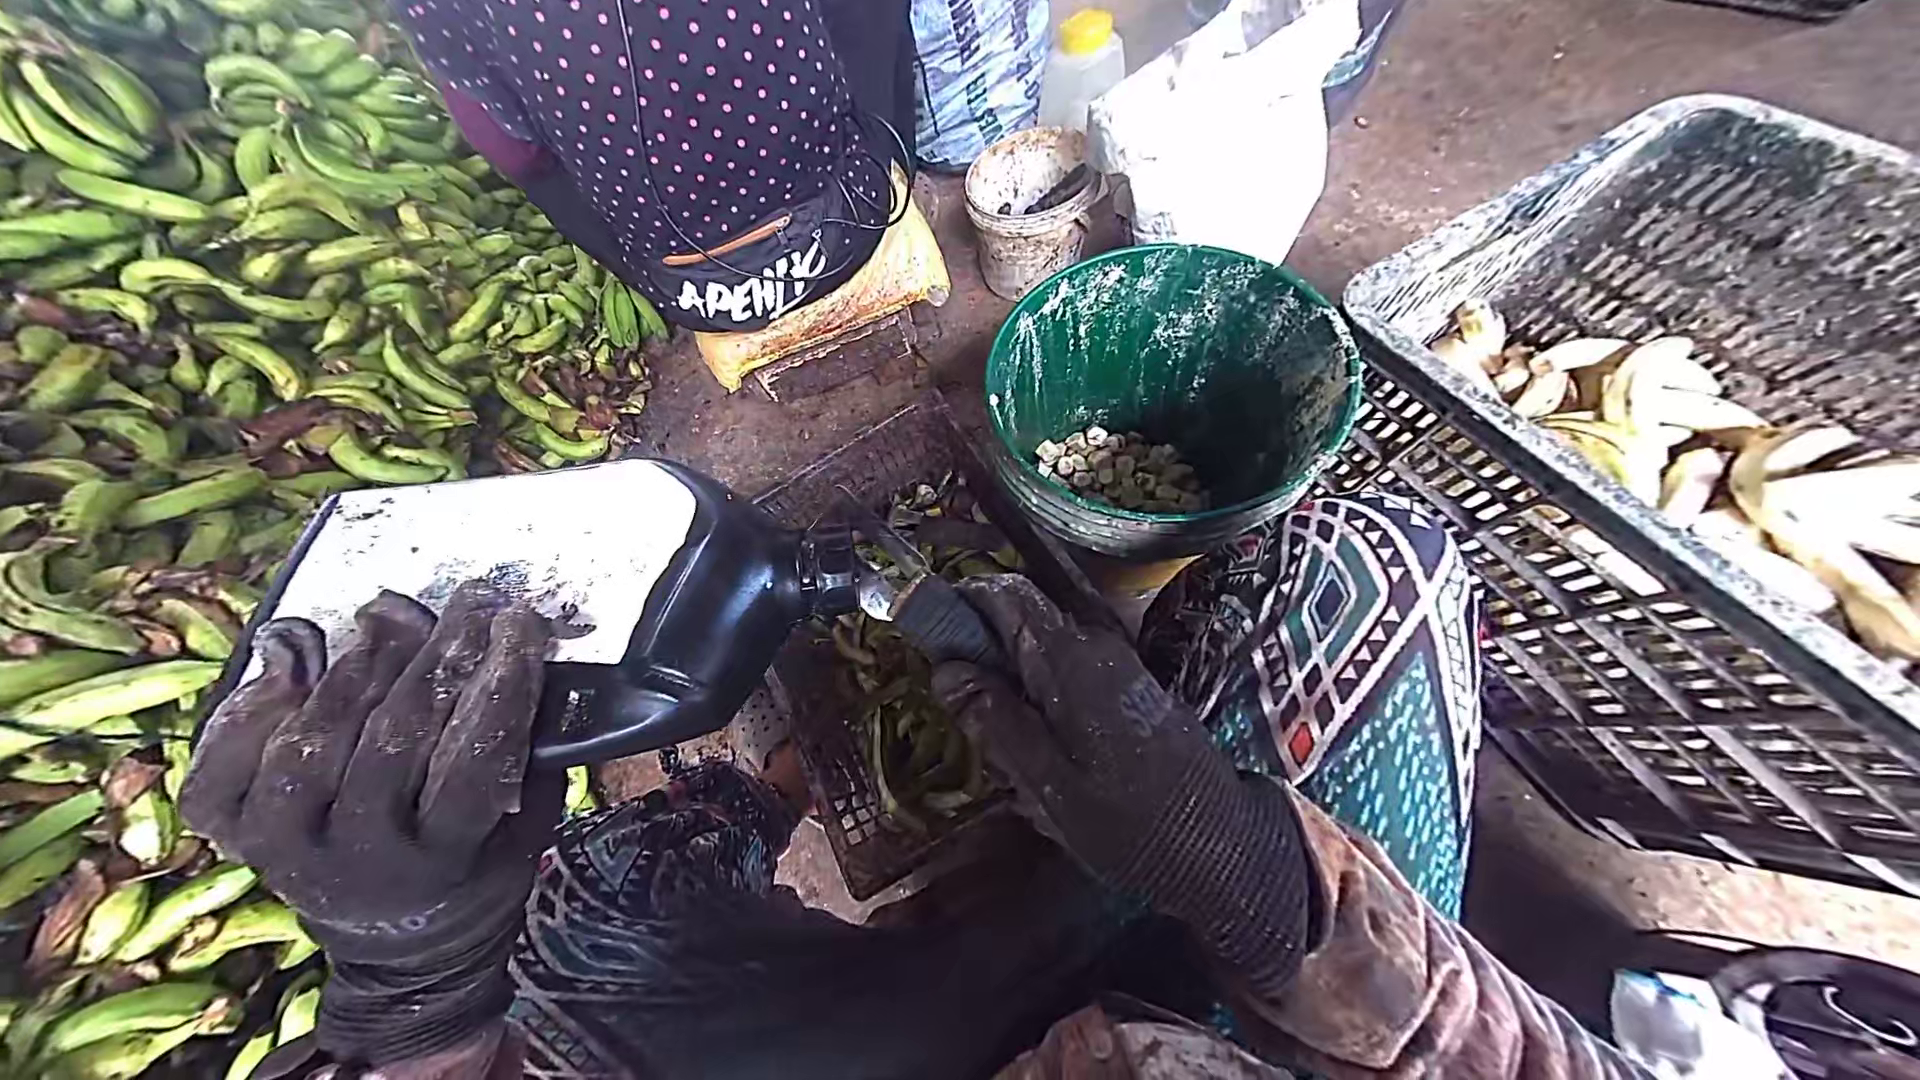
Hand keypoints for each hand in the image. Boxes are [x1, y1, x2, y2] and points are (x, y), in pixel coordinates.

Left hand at [181, 582, 559, 1066]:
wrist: (407, 932)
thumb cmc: (489, 858)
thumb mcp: (533, 811)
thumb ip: (529, 745)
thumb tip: (529, 663)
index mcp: (449, 853)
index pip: (477, 757)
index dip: (502, 682)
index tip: (522, 620)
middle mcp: (361, 858)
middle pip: (393, 745)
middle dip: (439, 658)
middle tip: (469, 600)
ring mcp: (287, 852)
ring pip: (310, 752)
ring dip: (355, 671)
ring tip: (391, 612)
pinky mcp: (238, 842)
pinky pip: (224, 775)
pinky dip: (252, 712)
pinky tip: (289, 660)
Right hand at [932, 575, 1313, 994]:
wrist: (1224, 849)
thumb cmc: (1130, 824)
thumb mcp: (1049, 783)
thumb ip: (996, 719)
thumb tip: (946, 668)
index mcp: (1071, 659)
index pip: (1007, 593)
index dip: (963, 600)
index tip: (933, 636)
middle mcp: (1094, 645)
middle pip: (1021, 617)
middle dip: (982, 650)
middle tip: (965, 707)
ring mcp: (1114, 662)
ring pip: (1040, 646)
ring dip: (1009, 676)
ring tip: (1001, 737)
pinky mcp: (1125, 684)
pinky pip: (1065, 669)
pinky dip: (1037, 692)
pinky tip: (1039, 745)